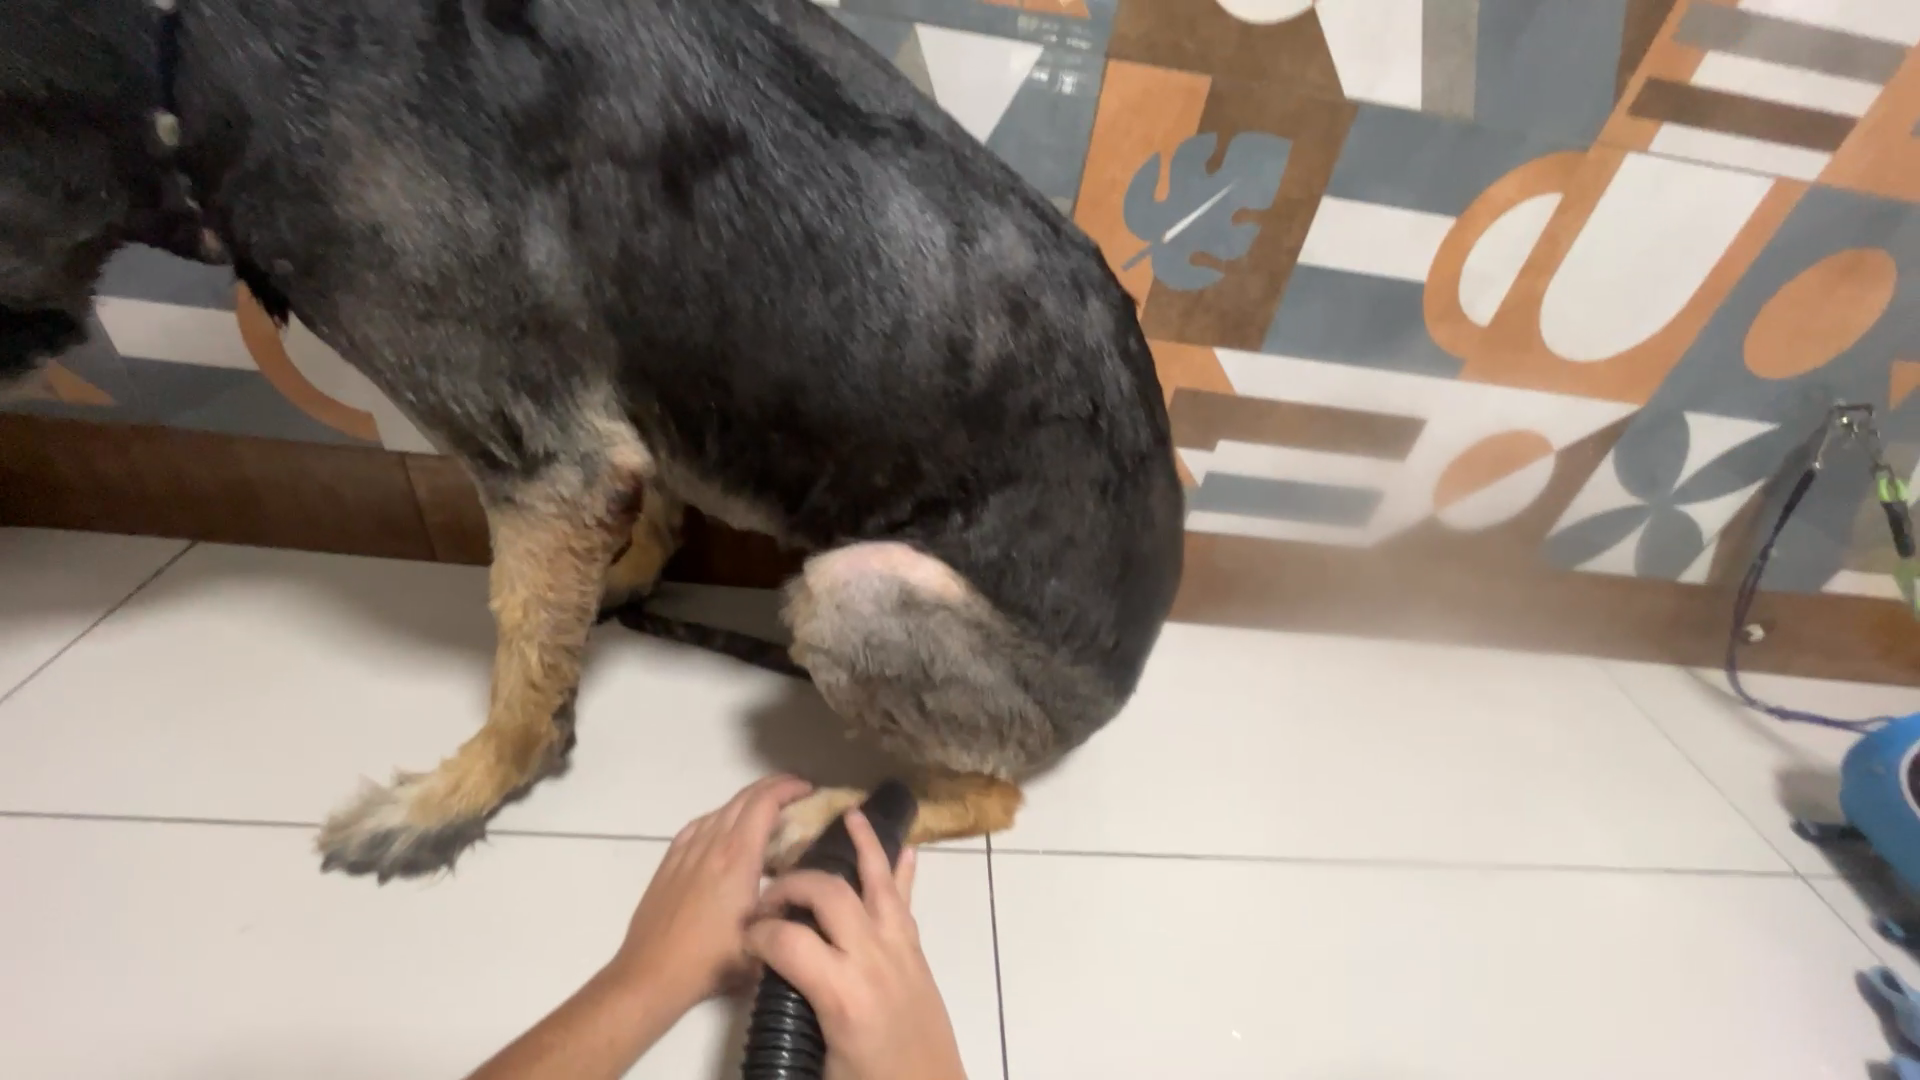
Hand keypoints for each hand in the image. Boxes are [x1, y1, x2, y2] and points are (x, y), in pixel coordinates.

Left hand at [609, 774, 812, 1010]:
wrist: (650, 977)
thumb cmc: (709, 962)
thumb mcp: (763, 940)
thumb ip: (787, 909)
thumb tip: (806, 889)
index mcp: (738, 857)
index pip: (765, 803)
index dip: (789, 788)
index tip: (809, 790)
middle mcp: (713, 843)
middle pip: (745, 797)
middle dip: (774, 787)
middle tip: (797, 792)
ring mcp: (688, 850)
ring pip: (722, 808)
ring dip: (749, 801)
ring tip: (767, 810)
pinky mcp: (670, 861)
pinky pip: (700, 824)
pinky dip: (721, 816)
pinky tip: (725, 827)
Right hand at [746, 809, 967, 1079]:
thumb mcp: (818, 1062)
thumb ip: (793, 1012)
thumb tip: (771, 980)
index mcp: (842, 994)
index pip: (787, 941)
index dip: (758, 933)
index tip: (745, 936)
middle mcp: (872, 957)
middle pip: (828, 894)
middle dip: (793, 884)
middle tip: (770, 897)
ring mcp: (899, 946)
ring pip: (878, 880)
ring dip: (865, 844)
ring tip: (851, 815)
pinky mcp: (916, 949)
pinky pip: (906, 900)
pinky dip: (902, 871)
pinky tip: (904, 848)